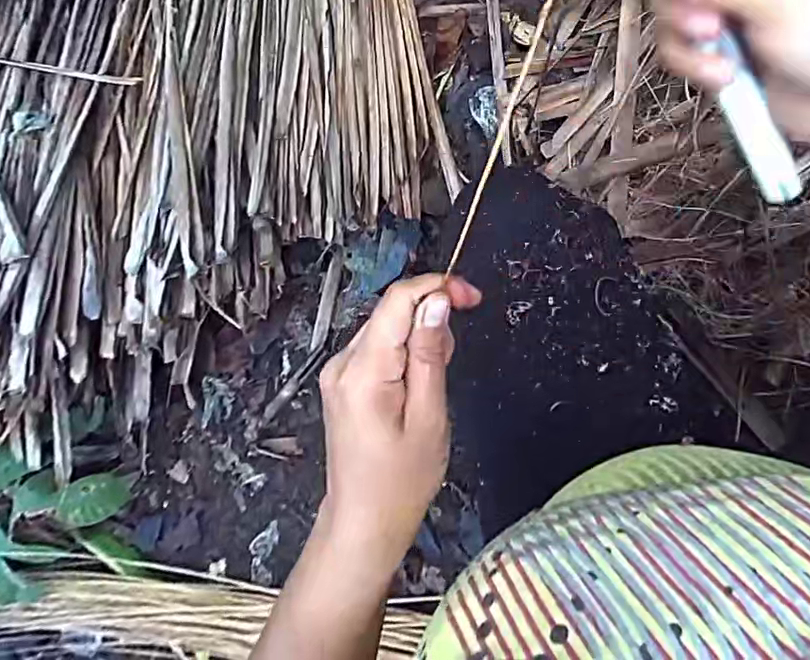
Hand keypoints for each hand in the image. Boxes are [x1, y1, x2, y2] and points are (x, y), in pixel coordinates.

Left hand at [315, 273, 482, 574]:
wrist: (363, 524)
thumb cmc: (401, 481)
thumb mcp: (429, 417)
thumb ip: (430, 353)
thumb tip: (437, 300)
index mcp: (363, 371)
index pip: (397, 300)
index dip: (437, 286)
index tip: (471, 296)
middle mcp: (342, 362)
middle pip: (392, 309)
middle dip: (432, 316)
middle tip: (455, 354)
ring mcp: (338, 370)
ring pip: (388, 324)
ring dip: (420, 335)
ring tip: (435, 380)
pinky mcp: (343, 378)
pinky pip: (380, 344)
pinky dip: (406, 350)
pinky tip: (417, 382)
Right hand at [596, 0, 809, 147]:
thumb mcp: (779, 3)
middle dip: (680, 3)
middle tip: (710, 22)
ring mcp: (727, 27)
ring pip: (671, 23)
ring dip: (688, 42)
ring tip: (723, 58)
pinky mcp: (721, 64)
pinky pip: (683, 57)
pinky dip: (697, 68)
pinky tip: (727, 78)